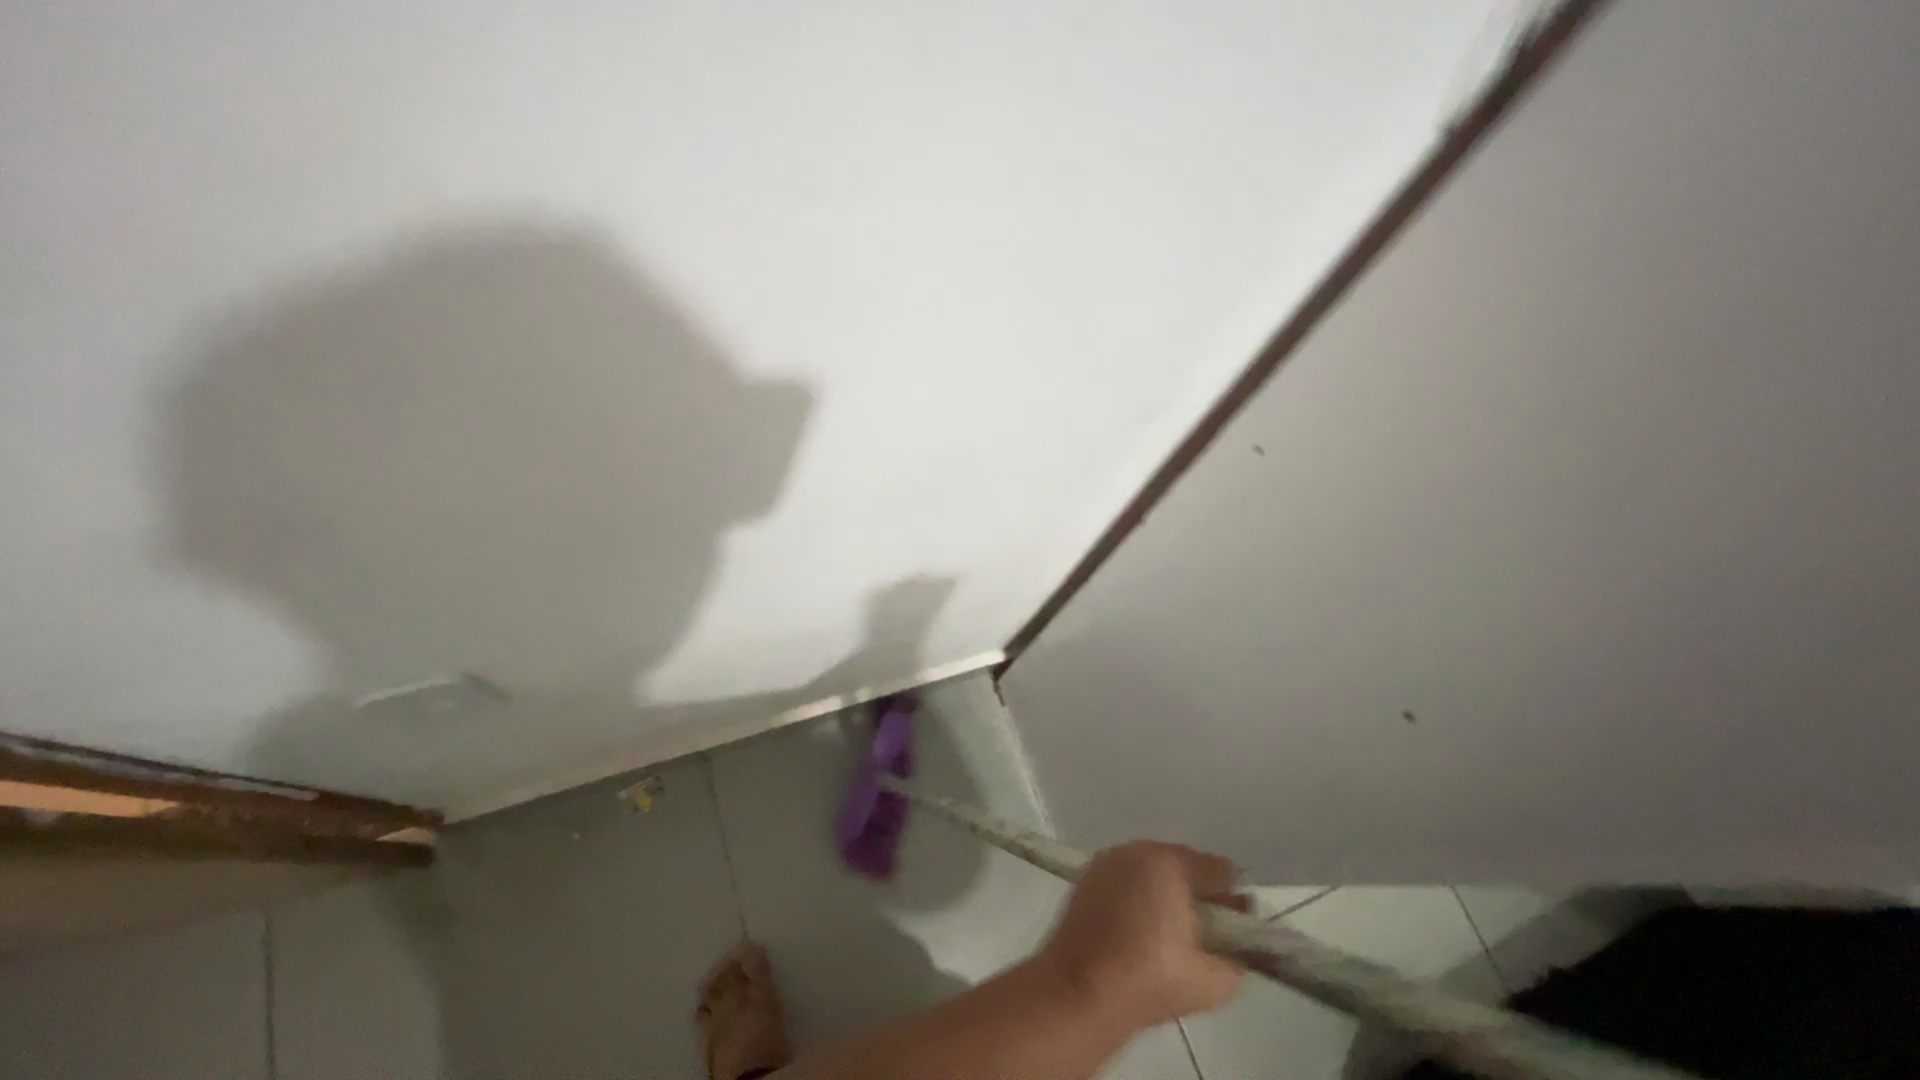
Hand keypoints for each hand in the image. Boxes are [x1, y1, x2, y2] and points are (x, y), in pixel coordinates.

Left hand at [1035, 841, 1246, 1030]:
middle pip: (1185, 865)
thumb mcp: (1214, 982)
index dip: (1234, 899)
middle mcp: (1138, 851)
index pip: (1220, 870)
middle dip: (1200, 893)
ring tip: (1173, 931)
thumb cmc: (1148, 980)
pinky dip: (1139, 894)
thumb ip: (1237, 960)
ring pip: (1153, 870)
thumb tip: (1236, 952)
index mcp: (1171, 864)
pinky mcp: (1087, 878)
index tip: (1237, 928)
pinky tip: (1141, 927)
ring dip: (1168, 892)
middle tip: (1208, 931)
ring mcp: (1109, 861)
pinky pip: (1127, 878)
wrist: (1079, 991)